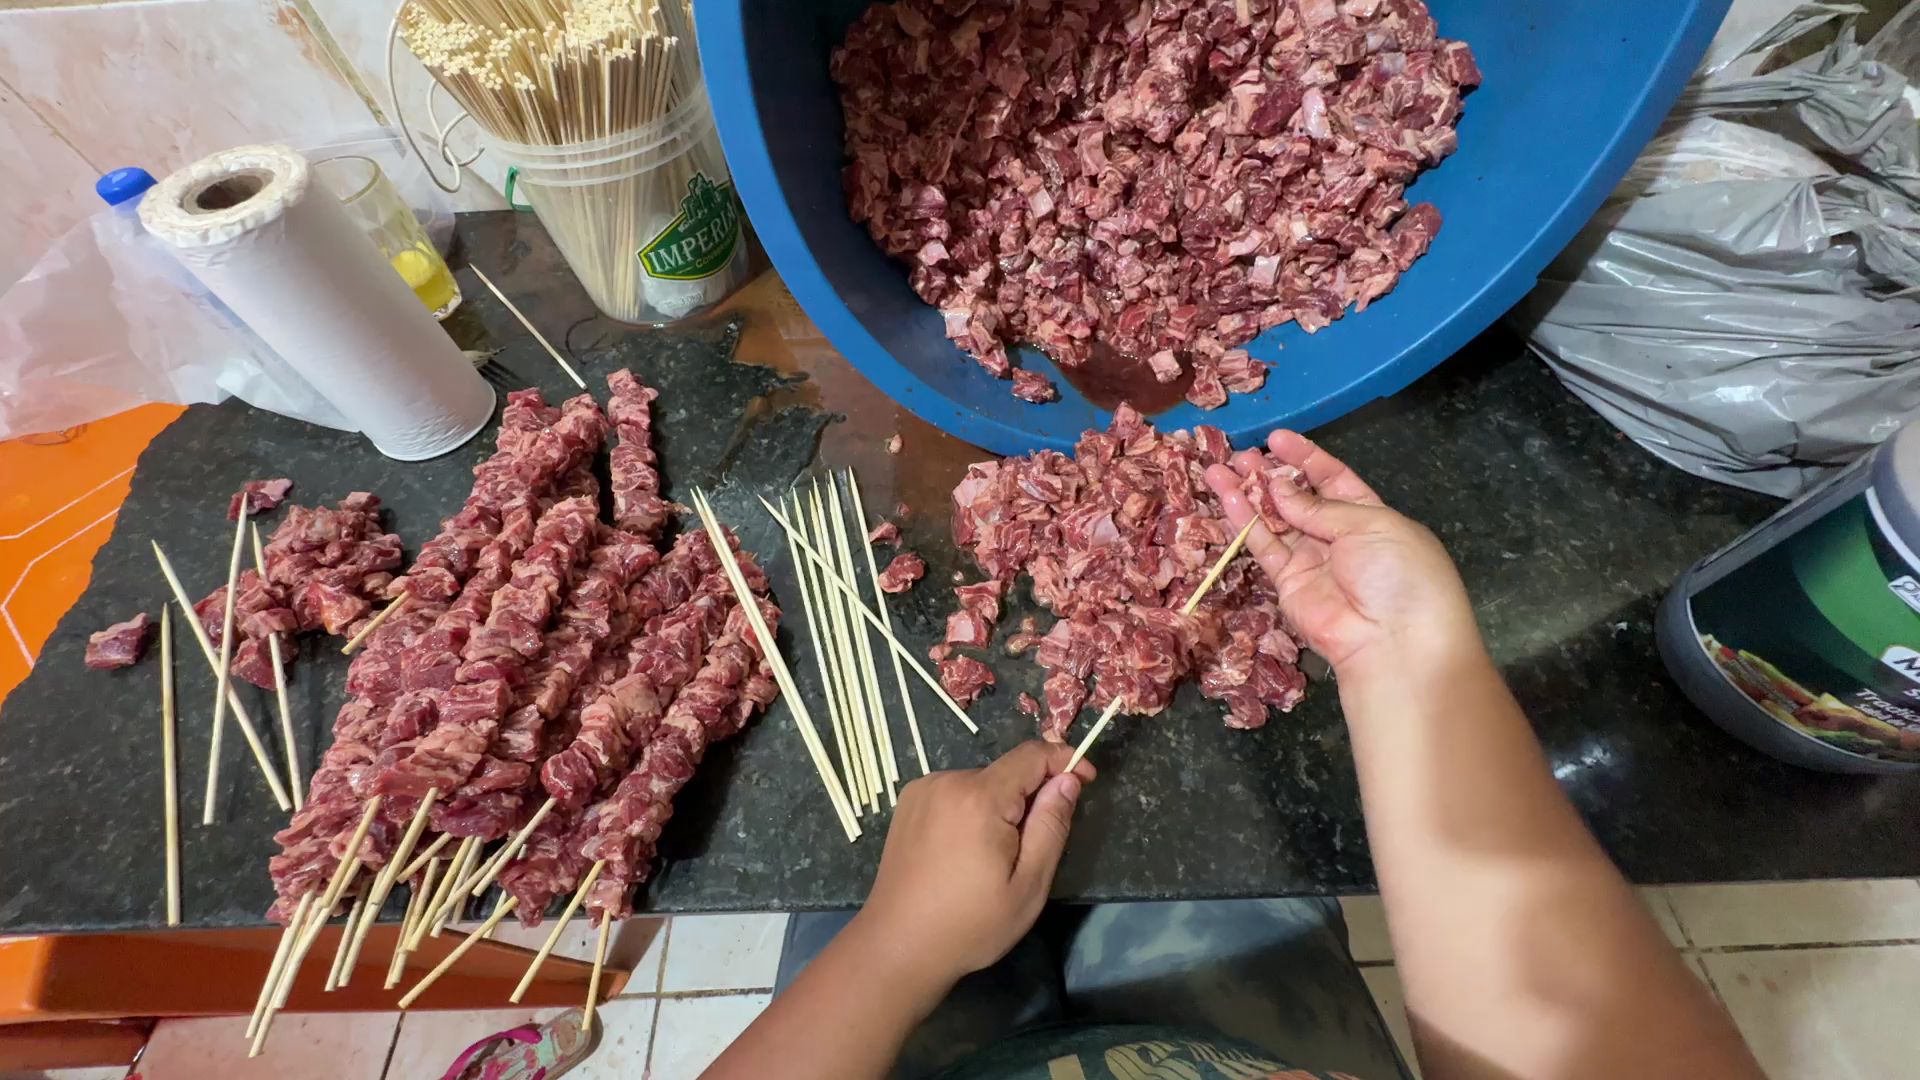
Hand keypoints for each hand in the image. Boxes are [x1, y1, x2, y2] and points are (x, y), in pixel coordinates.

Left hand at [851, 741, 1094, 987]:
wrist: (897, 946)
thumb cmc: (970, 924)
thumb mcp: (1028, 885)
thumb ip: (1051, 825)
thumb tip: (1067, 778)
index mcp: (979, 797)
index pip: (1031, 755)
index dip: (1064, 760)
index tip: (1086, 779)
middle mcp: (948, 780)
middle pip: (1005, 772)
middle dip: (1028, 797)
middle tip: (1029, 849)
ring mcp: (924, 788)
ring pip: (981, 783)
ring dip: (998, 806)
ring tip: (989, 858)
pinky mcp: (909, 801)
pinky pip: (956, 792)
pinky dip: (971, 809)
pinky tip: (961, 851)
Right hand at [1204, 430, 1479, 678]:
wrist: (1391, 640)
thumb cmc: (1398, 573)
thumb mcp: (1369, 525)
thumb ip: (1318, 507)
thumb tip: (1279, 488)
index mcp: (1370, 515)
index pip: (1333, 479)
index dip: (1306, 458)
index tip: (1277, 438)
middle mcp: (1337, 535)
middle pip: (1297, 498)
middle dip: (1270, 474)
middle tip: (1242, 454)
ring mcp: (1310, 559)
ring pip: (1273, 519)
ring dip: (1247, 494)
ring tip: (1220, 469)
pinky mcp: (1286, 581)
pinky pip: (1262, 545)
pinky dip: (1244, 522)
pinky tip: (1227, 497)